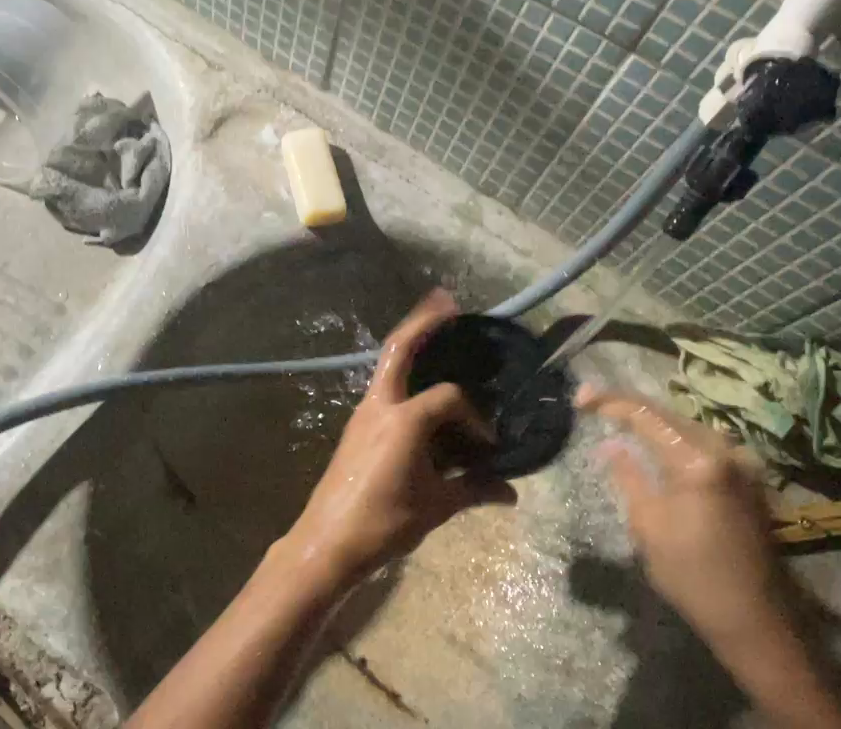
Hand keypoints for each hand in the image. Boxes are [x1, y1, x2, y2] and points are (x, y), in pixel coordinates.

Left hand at [279, 290, 517, 587]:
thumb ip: (473, 491)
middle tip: (446, 300)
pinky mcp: (357, 425)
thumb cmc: (384, 523)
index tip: (488, 447)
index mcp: (404, 420)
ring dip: (410, 343)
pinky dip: (402, 373)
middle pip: (400, 348)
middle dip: (423, 321)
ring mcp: (363, 412)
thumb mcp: (435, 507)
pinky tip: (418, 381)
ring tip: (433, 326)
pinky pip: (383, 386)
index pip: (449, 398)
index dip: (475, 417)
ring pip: (387, 364)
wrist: (328, 541)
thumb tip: (511, 493)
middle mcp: (380, 405)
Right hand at [575, 385, 790, 649]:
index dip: (609, 401)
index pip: (645, 414)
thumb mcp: (648, 525)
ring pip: (687, 426)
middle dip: (629, 406)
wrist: (756, 619)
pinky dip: (675, 439)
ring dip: (653, 422)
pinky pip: (703, 444)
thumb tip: (611, 446)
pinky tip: (654, 444)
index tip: (579, 399)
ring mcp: (743, 464)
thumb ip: (628, 476)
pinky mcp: (749, 479)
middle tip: (592, 403)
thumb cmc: (693, 576)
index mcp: (697, 461)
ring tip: (618, 419)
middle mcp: (725, 451)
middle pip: (668, 414)